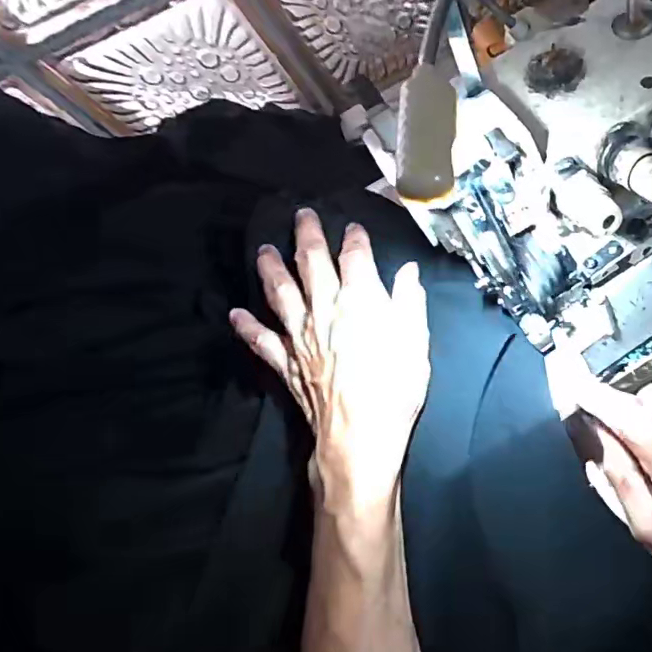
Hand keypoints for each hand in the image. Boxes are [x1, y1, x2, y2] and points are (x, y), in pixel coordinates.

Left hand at [231, 209, 429, 520]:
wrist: (360, 436)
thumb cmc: (395, 389)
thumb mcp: (416, 342)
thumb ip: (409, 303)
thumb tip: (408, 273)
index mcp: (361, 301)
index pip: (355, 258)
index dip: (354, 238)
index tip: (353, 227)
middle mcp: (325, 310)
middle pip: (311, 262)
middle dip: (307, 235)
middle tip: (302, 215)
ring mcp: (301, 335)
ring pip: (280, 292)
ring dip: (271, 268)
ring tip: (264, 249)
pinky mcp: (286, 361)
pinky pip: (262, 340)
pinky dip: (247, 326)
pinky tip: (235, 314)